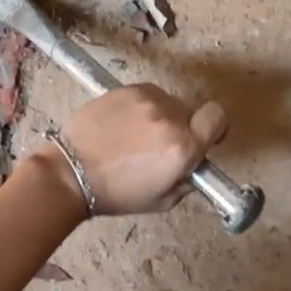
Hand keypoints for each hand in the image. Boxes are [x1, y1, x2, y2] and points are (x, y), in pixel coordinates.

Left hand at [46, 84, 226, 216]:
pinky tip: (122, 126)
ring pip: (167, 103)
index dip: (216, 125)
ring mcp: (146, 100)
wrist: (72, 171)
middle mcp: (169, 118)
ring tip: (135, 137)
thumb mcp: (163, 201)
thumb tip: (195, 163)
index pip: (219, 116)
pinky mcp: (126, 89)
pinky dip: (140, 108)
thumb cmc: (116, 192)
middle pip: (190, 113)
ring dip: (159, 116)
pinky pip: (146, 96)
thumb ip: (188, 179)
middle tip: (158, 147)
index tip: (207, 135)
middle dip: (180, 128)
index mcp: (183, 147)